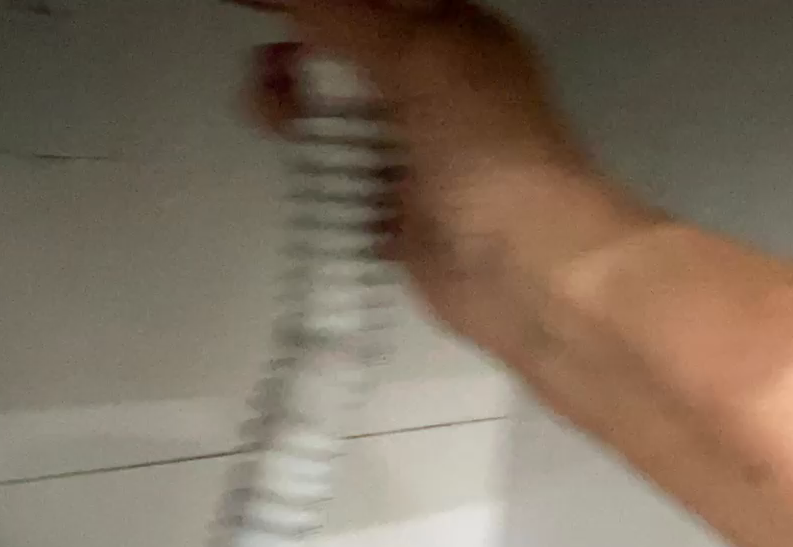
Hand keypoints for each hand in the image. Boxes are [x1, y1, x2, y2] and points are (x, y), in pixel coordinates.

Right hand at [227, 0, 655, 359]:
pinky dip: (328, 187)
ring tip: (268, 113)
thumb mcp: (421, 60)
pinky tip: (304, 178)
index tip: (267, 9)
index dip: (323, 5)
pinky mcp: (408, 223)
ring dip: (306, 117)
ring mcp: (423, 165)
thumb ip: (349, 18)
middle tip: (268, 69)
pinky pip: (357, 197)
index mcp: (456, 41)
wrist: (524, 274)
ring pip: (351, 129)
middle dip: (305, 57)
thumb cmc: (495, 160)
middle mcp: (440, 99)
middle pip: (356, 64)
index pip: (377, 4)